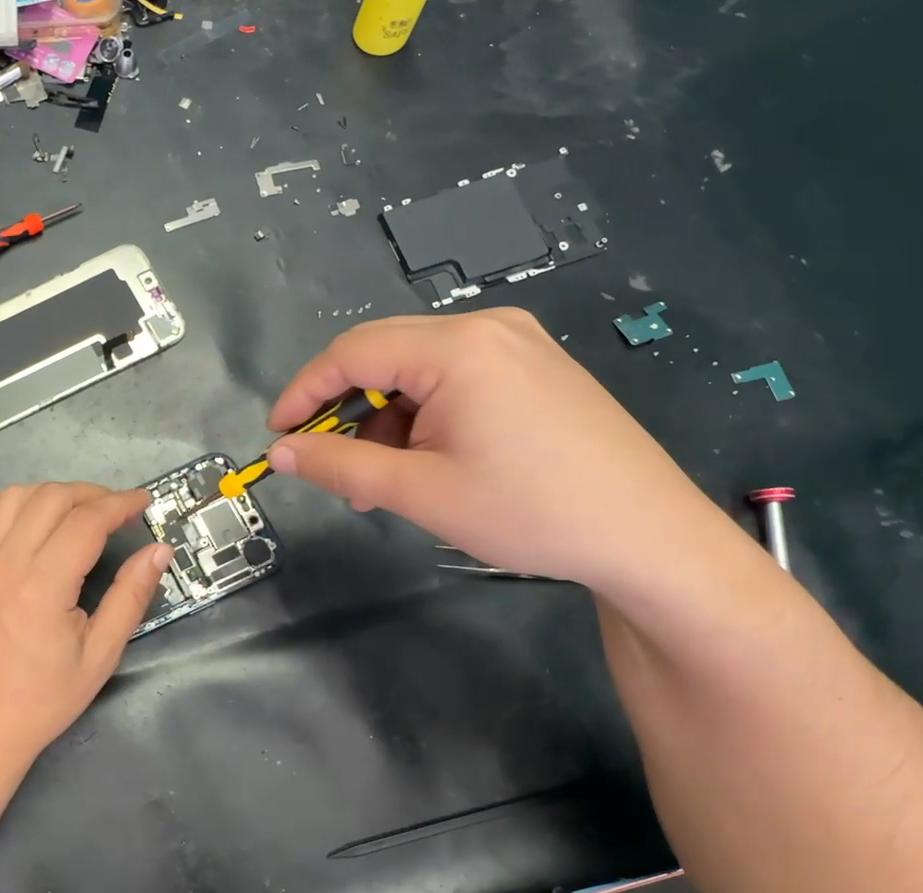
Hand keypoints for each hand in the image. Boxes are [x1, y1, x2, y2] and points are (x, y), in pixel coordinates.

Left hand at [0, 483, 171, 766]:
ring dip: (52, 494)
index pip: (86, 521)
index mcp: (42, 586)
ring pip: (13, 497)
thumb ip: (131, 597)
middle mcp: (6, 564)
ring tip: (79, 514)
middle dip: (91, 494)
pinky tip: (33, 527)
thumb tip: (159, 551)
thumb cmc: (46, 698)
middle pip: (50, 498)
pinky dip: (11, 509)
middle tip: (119, 512)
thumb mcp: (101, 654)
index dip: (120, 504)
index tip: (145, 502)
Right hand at [266, 309, 749, 590]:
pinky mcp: (535, 368)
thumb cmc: (526, 510)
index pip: (351, 352)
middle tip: (328, 464)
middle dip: (345, 408)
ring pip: (417, 368)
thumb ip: (339, 464)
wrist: (645, 535)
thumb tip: (280, 451)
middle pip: (383, 353)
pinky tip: (426, 461)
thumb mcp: (418, 491)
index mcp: (457, 348)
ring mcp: (518, 343)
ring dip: (385, 418)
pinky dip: (423, 415)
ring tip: (382, 480)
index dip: (304, 392)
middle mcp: (488, 328)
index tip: (276, 435)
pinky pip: (454, 378)